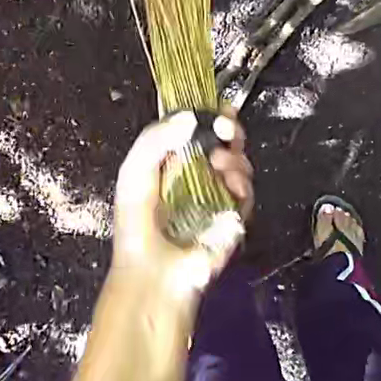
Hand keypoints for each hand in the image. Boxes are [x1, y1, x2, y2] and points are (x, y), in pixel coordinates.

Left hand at [110, 110, 253, 301]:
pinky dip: (242, 184)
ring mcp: (216, 195)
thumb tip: (189, 118)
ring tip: (220, 162)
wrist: (153, 272)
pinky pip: (246, 192)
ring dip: (233, 157)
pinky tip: (230, 185)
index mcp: (171, 161)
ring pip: (238, 162)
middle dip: (229, 129)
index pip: (194, 129)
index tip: (216, 109)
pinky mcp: (232, 217)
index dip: (207, 116)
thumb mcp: (135, 172)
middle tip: (227, 128)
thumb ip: (155, 139)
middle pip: (223, 141)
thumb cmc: (137, 225)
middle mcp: (196, 174)